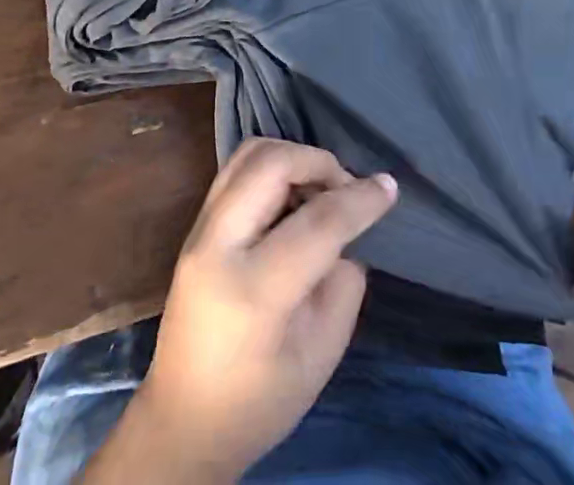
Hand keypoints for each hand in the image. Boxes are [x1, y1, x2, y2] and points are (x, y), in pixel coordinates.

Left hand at [84, 139, 397, 484]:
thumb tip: (346, 232)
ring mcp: (198, 231)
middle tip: (348, 189)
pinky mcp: (194, 228)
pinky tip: (294, 199)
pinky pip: (236, 172)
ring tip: (321, 191)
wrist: (184, 419)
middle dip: (319, 162)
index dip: (361, 199)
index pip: (317, 221)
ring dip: (292, 159)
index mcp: (253, 289)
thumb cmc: (259, 402)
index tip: (389, 187)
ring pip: (247, 155)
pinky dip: (273, 169)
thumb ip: (342, 282)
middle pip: (270, 163)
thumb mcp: (321, 352)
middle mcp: (217, 245)